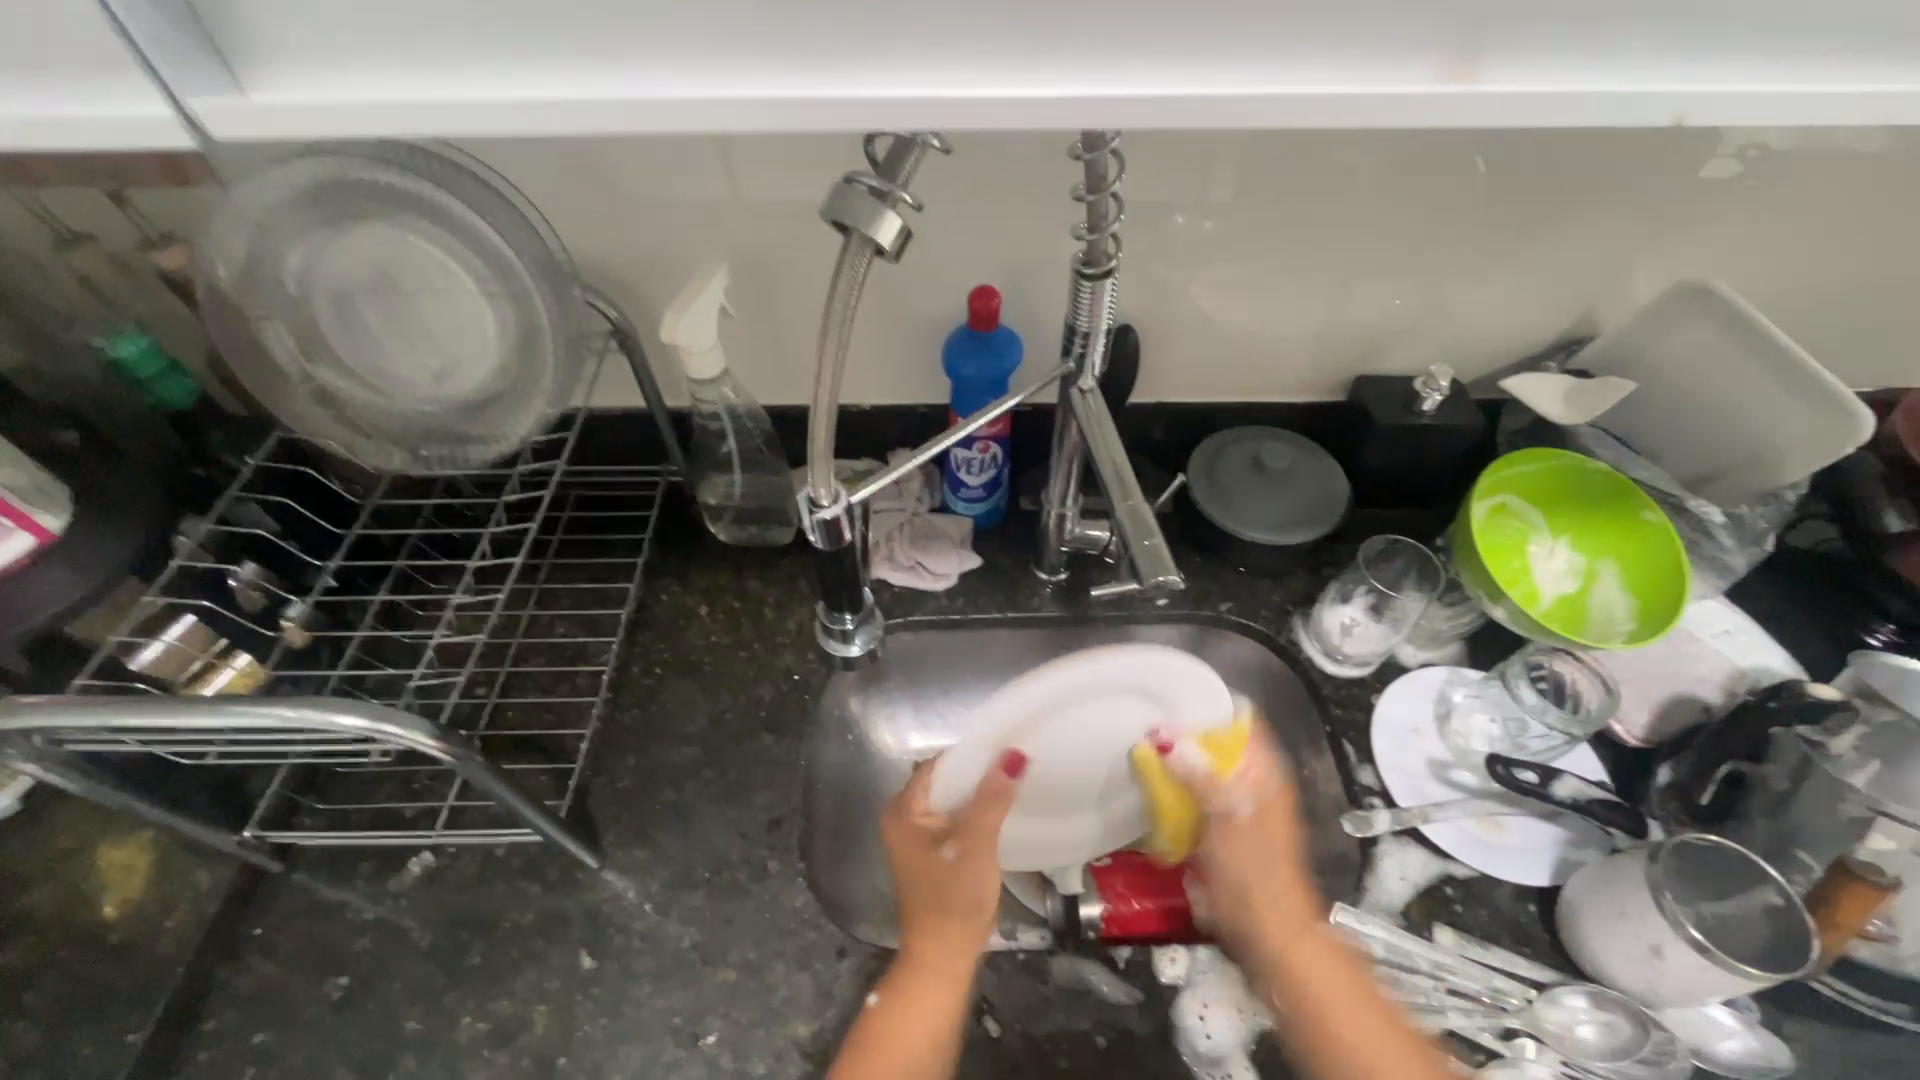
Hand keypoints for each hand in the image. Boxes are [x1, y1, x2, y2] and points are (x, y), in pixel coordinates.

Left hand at [882, 749, 1026, 964]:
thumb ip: (993, 796)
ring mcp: (916, 838)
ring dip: (978, 794)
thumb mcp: (976, 841)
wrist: (944, 955)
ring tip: (1013, 779)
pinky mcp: (932, 854)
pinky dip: (975, 813)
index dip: (971, 755)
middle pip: (944, 781)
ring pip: (951, 802)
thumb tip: (1013, 754)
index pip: (938, 765)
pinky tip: (1000, 810)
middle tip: (1015, 761)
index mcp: (903, 809)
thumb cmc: (953, 895)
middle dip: (977, 773)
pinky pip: (954, 820)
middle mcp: (903, 818)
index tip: (1005, 745)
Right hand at [1151, 716, 1322, 953]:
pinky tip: (1148, 791)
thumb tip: (1168, 737)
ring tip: (1139, 752)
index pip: (1244, 722)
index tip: (1175, 699)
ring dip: (1176, 767)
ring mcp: (1236, 810)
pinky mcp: (1220, 834)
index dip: (1212, 708)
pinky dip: (1174, 794)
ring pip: (1203, 774)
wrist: (1267, 934)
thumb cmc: (1254, 872)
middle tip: (1145, 725)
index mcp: (1265, 773)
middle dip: (1185, 737)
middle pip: (1219, 746)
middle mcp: (1252, 784)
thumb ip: (1199, 775)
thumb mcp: (1226, 817)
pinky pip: (1193, 802)